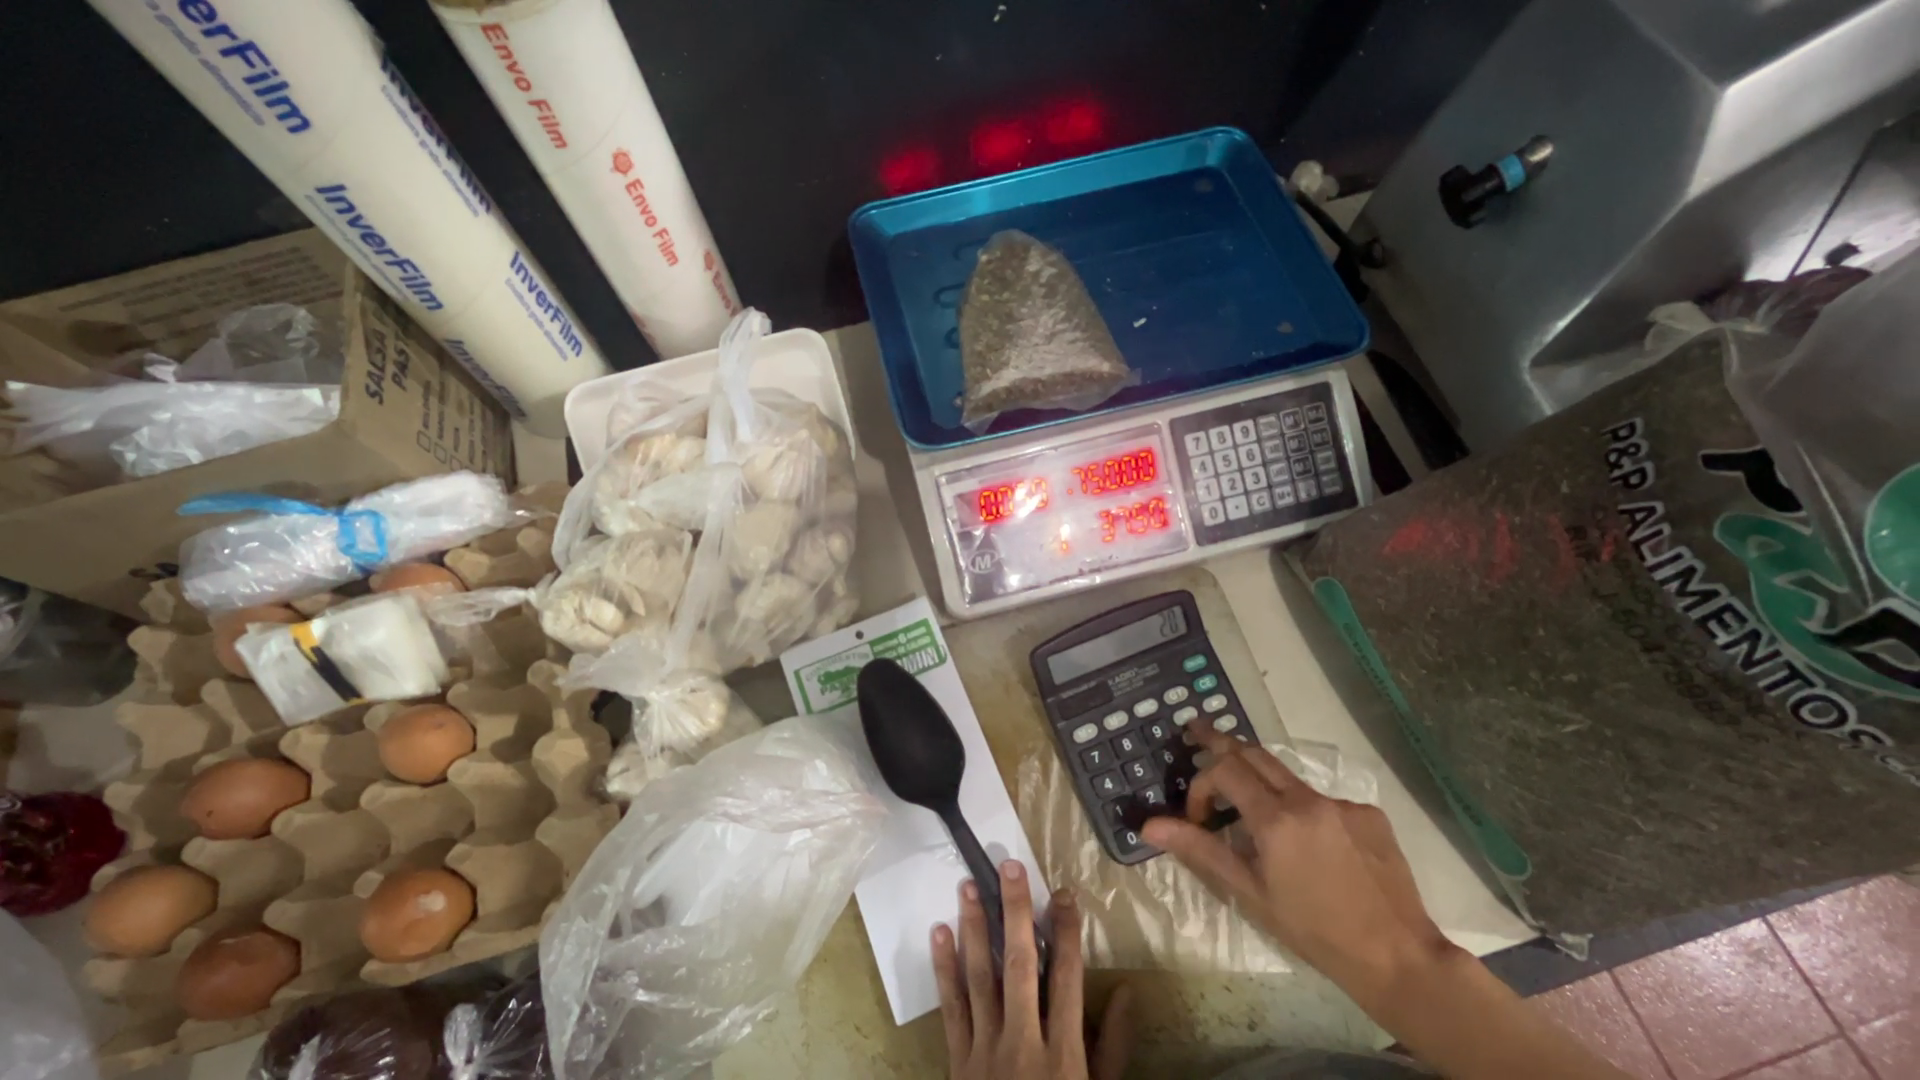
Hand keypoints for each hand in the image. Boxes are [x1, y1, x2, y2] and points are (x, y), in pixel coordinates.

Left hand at [933, 860, 1132, 1079]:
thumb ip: (1113, 1047)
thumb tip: (1127, 991)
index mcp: (1063, 1054)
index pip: (1068, 979)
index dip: (1067, 933)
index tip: (1063, 893)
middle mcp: (1023, 1044)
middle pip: (1019, 966)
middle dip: (1015, 913)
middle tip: (1008, 867)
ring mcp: (984, 1051)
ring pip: (978, 978)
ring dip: (973, 929)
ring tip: (967, 887)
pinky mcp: (957, 1062)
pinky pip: (950, 1008)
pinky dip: (943, 969)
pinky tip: (939, 932)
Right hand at [1141, 727, 1452, 999]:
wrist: (1396, 955)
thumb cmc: (1314, 931)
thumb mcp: (1251, 893)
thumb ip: (1201, 850)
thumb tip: (1149, 824)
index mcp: (1277, 818)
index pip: (1225, 770)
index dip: (1202, 784)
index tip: (1197, 817)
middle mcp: (1309, 799)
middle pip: (1256, 754)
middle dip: (1221, 741)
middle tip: (1195, 731)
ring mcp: (1343, 804)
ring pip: (1290, 779)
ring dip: (1263, 784)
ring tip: (1254, 813)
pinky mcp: (1369, 815)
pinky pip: (1324, 802)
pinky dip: (1305, 813)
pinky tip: (1313, 850)